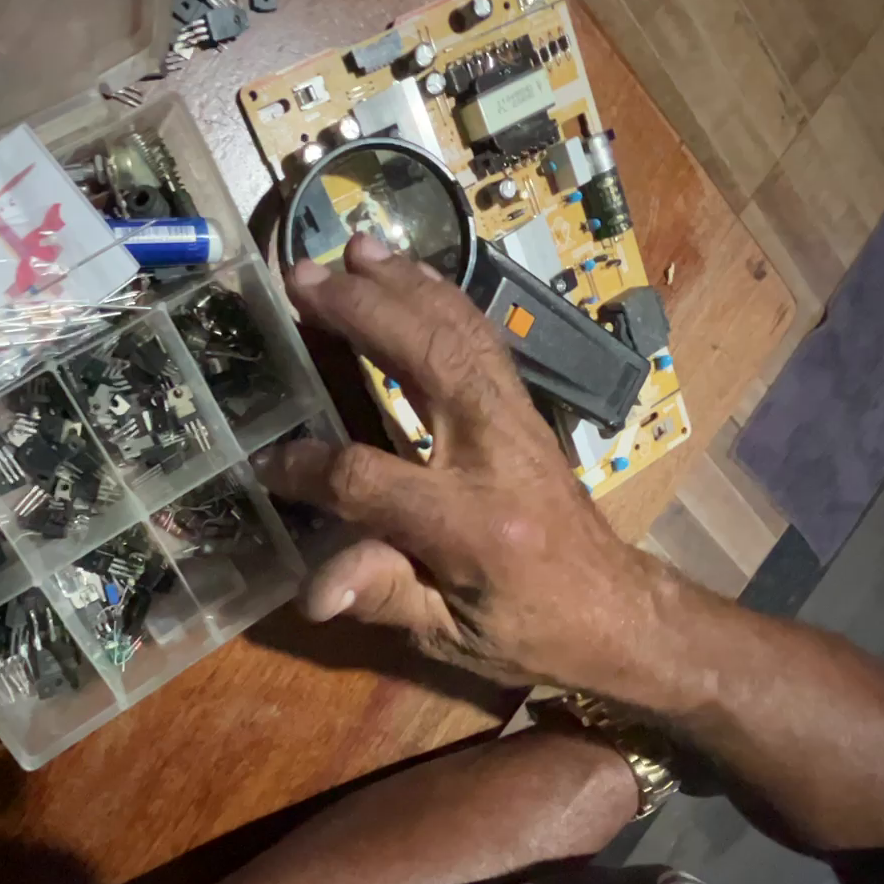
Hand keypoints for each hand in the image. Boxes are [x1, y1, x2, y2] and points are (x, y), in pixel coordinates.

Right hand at [254, 235, 677, 688]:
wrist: (618, 611)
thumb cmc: (531, 631)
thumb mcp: (452, 635)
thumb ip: (384, 596)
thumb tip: (310, 592)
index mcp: (470, 524)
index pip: (366, 478)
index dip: (307, 469)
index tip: (265, 462)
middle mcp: (495, 451)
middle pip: (425, 359)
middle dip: (360, 313)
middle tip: (302, 279)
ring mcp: (516, 420)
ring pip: (458, 332)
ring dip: (403, 285)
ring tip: (354, 249)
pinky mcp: (523, 408)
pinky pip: (480, 338)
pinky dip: (442, 298)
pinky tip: (411, 276)